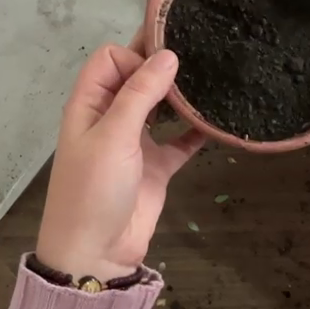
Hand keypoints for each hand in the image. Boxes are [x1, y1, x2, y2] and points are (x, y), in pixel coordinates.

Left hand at [37, 45, 204, 281]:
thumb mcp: (113, 136)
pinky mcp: (157, 166)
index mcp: (90, 105)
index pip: (111, 60)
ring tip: (214, 80)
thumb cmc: (93, 189)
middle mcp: (112, 118)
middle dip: (163, 66)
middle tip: (201, 55)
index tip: (164, 66)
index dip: (135, 56)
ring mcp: (136, 142)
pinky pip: (181, 141)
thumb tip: (169, 55)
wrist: (96, 253)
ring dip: (181, 96)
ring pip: (161, 106)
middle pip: (137, 78)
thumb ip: (140, 94)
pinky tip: (218, 120)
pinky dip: (196, 131)